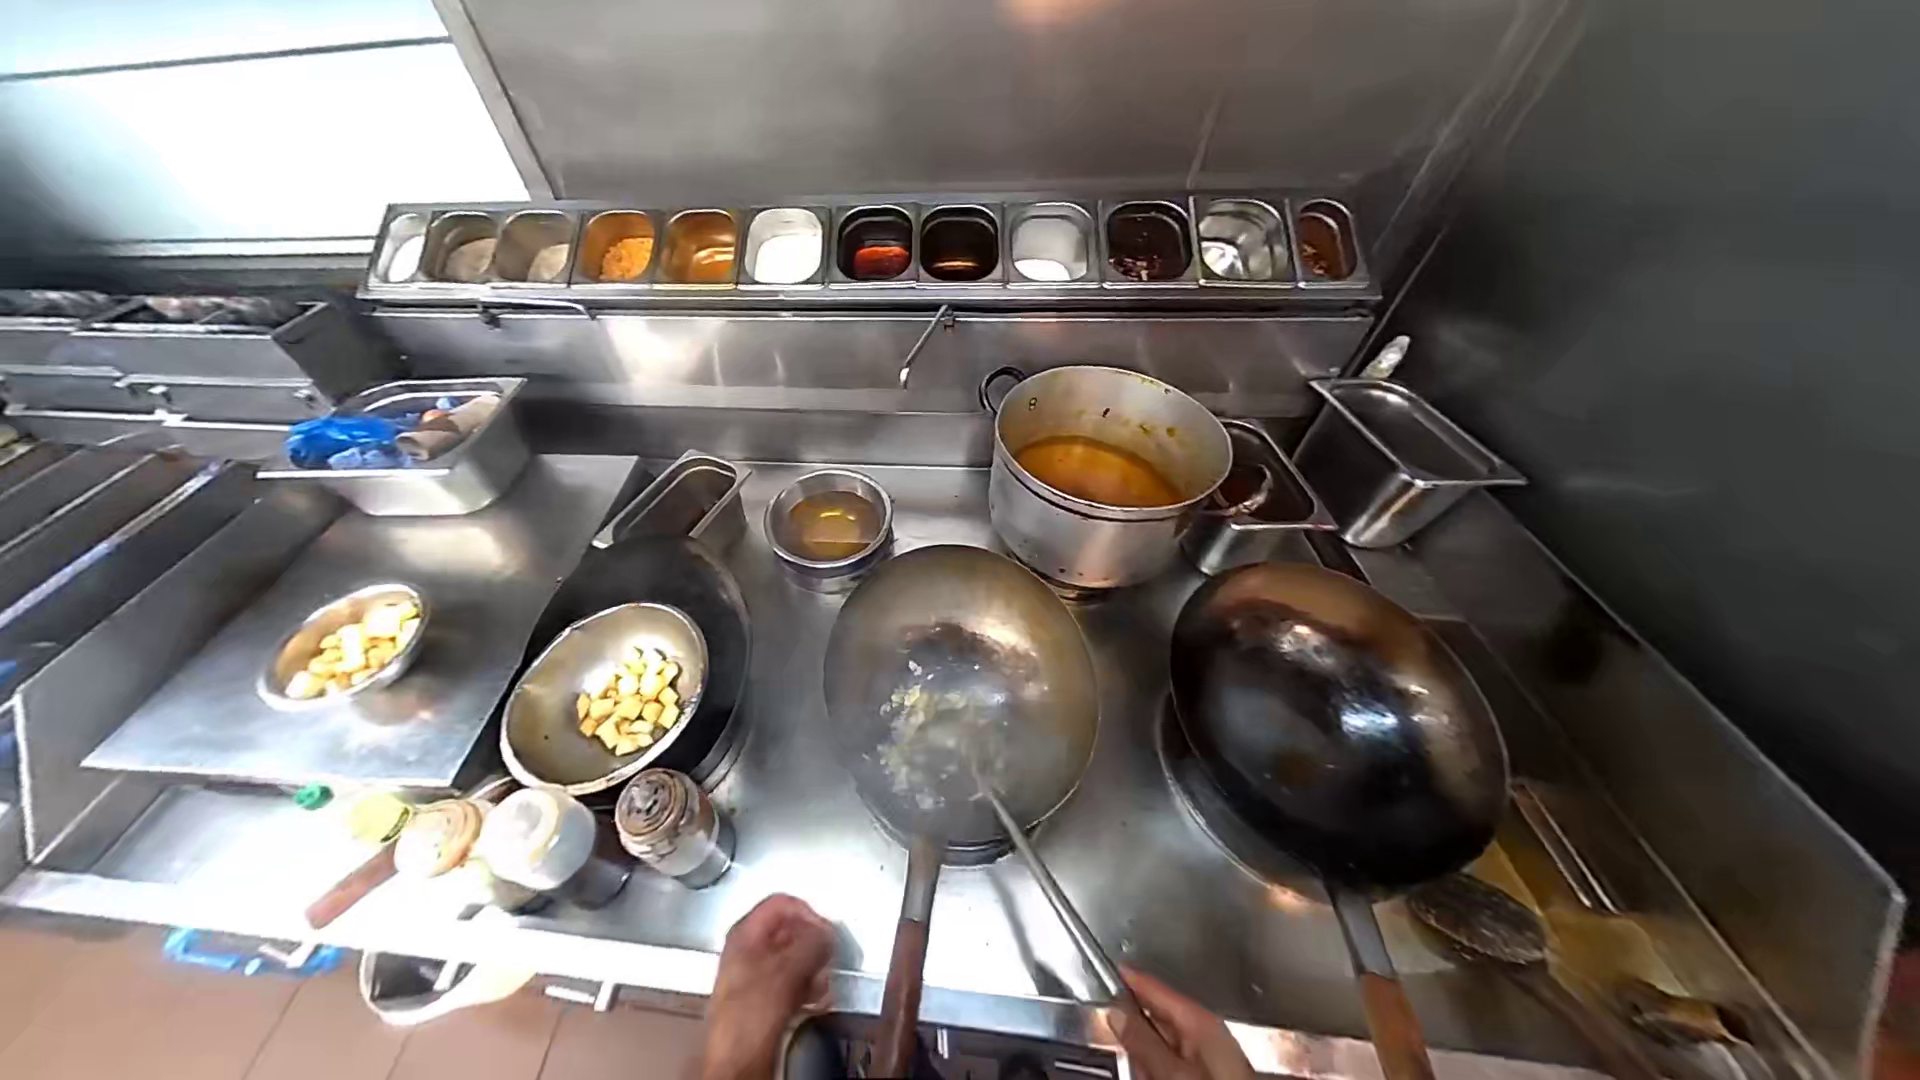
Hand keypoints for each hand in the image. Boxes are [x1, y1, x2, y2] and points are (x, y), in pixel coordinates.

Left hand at [696, 894, 835, 1079]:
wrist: (734, 1064)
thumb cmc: (750, 1013)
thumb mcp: (788, 969)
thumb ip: (812, 943)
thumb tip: (828, 933)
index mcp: (745, 933)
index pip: (782, 903)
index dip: (807, 912)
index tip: (825, 930)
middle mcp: (746, 950)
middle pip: (789, 930)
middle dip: (813, 943)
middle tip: (828, 956)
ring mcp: (752, 976)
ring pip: (792, 957)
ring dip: (813, 966)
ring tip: (825, 981)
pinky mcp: (761, 1001)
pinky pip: (790, 981)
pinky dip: (807, 986)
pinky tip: (818, 998)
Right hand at [1111, 968, 1255, 1079]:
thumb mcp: (1173, 1070)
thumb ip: (1143, 1038)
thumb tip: (1116, 1010)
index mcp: (1199, 1017)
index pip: (1155, 985)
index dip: (1129, 978)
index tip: (1107, 970)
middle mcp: (1206, 1027)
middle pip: (1158, 1012)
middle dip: (1136, 1024)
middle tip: (1122, 1040)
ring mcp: (1211, 1050)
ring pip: (1164, 1037)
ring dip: (1148, 1048)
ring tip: (1145, 1067)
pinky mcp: (1212, 1070)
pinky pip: (1175, 1055)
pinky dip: (1161, 1062)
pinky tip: (1157, 1072)